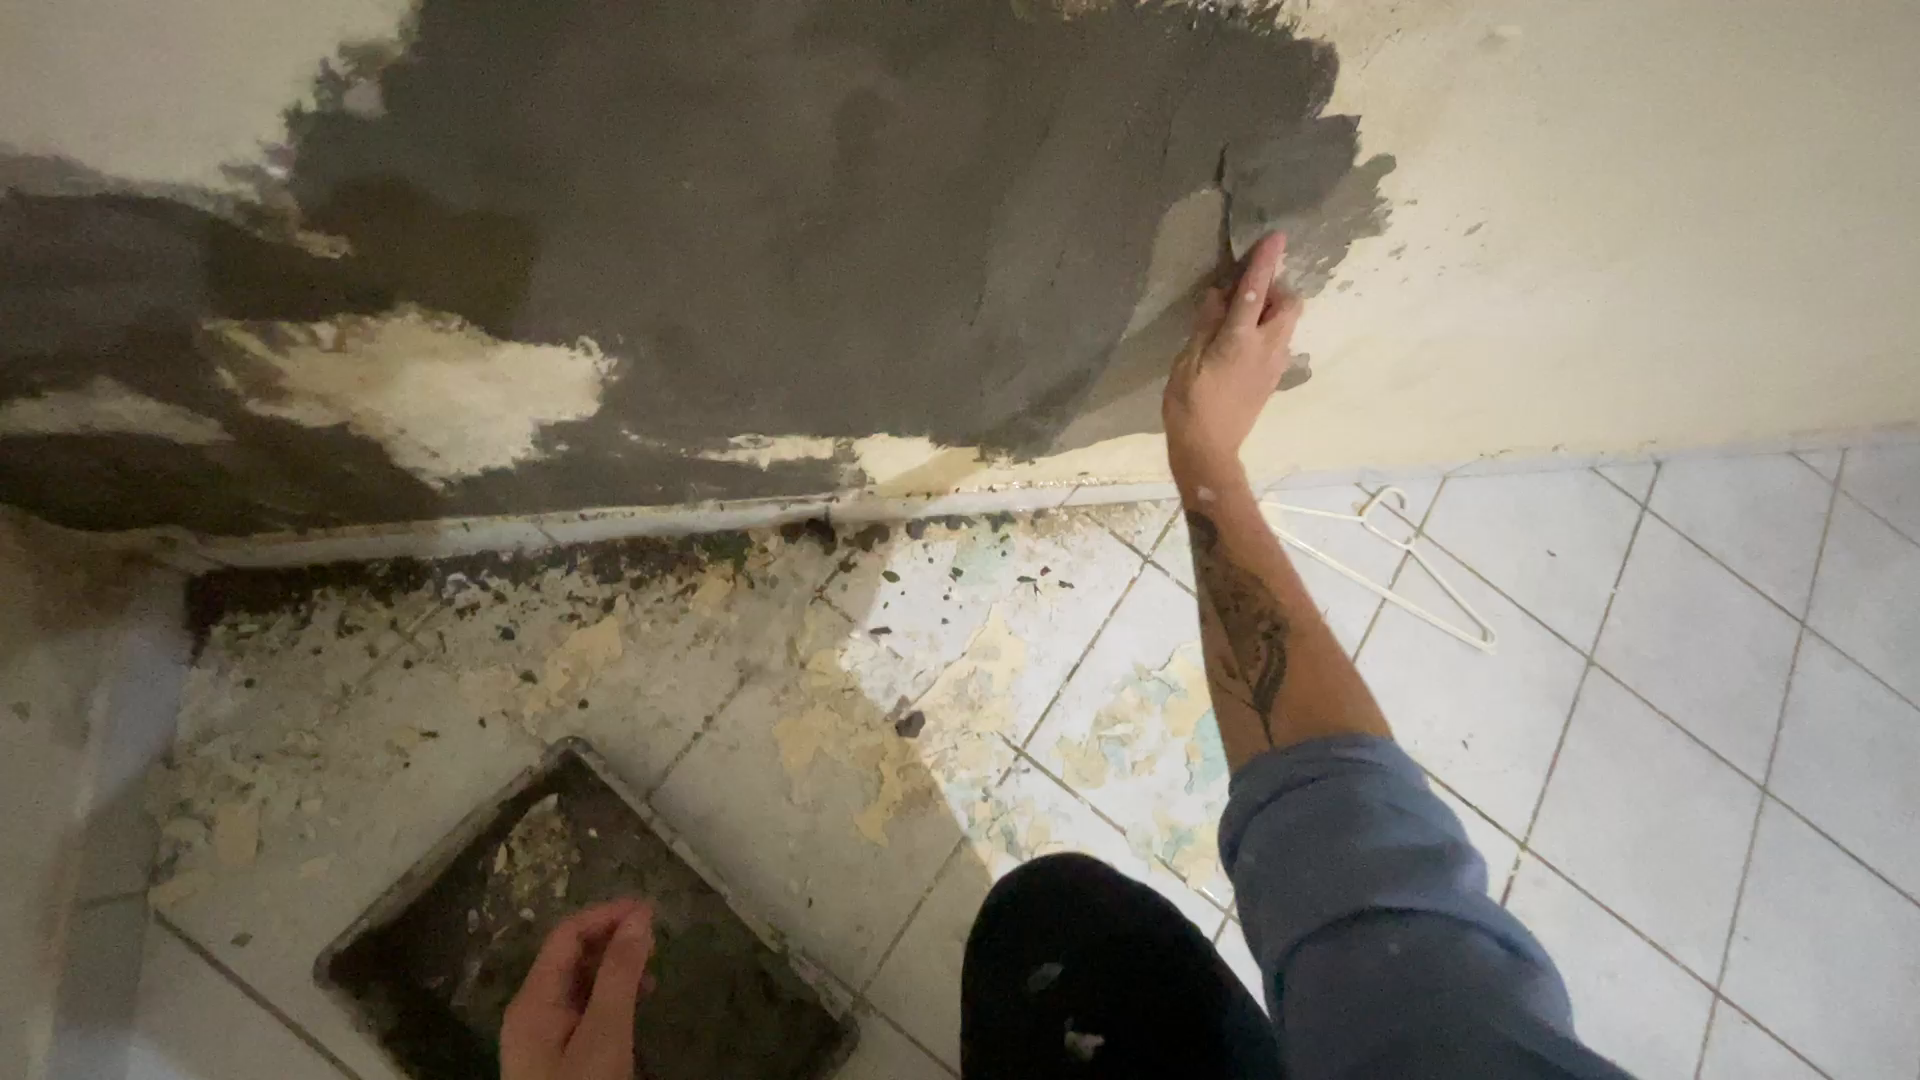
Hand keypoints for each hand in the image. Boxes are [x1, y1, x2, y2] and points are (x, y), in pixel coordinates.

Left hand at [501, 899, 655, 1079]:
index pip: (567, 935)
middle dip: (613, 938)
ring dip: (615, 965)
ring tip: (652, 970)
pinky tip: (636, 1001)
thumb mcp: (605, 1033)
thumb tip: (640, 916)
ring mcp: (542, 1036)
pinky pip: (583, 1006)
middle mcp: (532, 1011)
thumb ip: (620, 973)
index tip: (651, 912)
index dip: (608, 915)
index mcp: (533, 1001)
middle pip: (571, 955)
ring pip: (580, 980)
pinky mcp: (557, 1056)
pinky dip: (612, 992)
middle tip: (656, 939)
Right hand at [1162, 232, 1302, 491]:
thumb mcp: (1187, 361)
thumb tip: (1219, 293)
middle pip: (1289, 304)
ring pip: (1286, 323)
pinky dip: (1267, 330)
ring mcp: (1274, 365)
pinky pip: (1278, 342)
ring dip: (1271, 311)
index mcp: (1241, 340)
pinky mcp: (1272, 379)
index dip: (1264, 262)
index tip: (1276, 236)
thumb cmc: (1189, 405)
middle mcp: (1267, 348)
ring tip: (1237, 320)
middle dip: (1274, 289)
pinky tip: (1240, 344)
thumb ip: (1205, 324)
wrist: (1208, 450)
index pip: (1256, 291)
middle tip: (1243, 296)